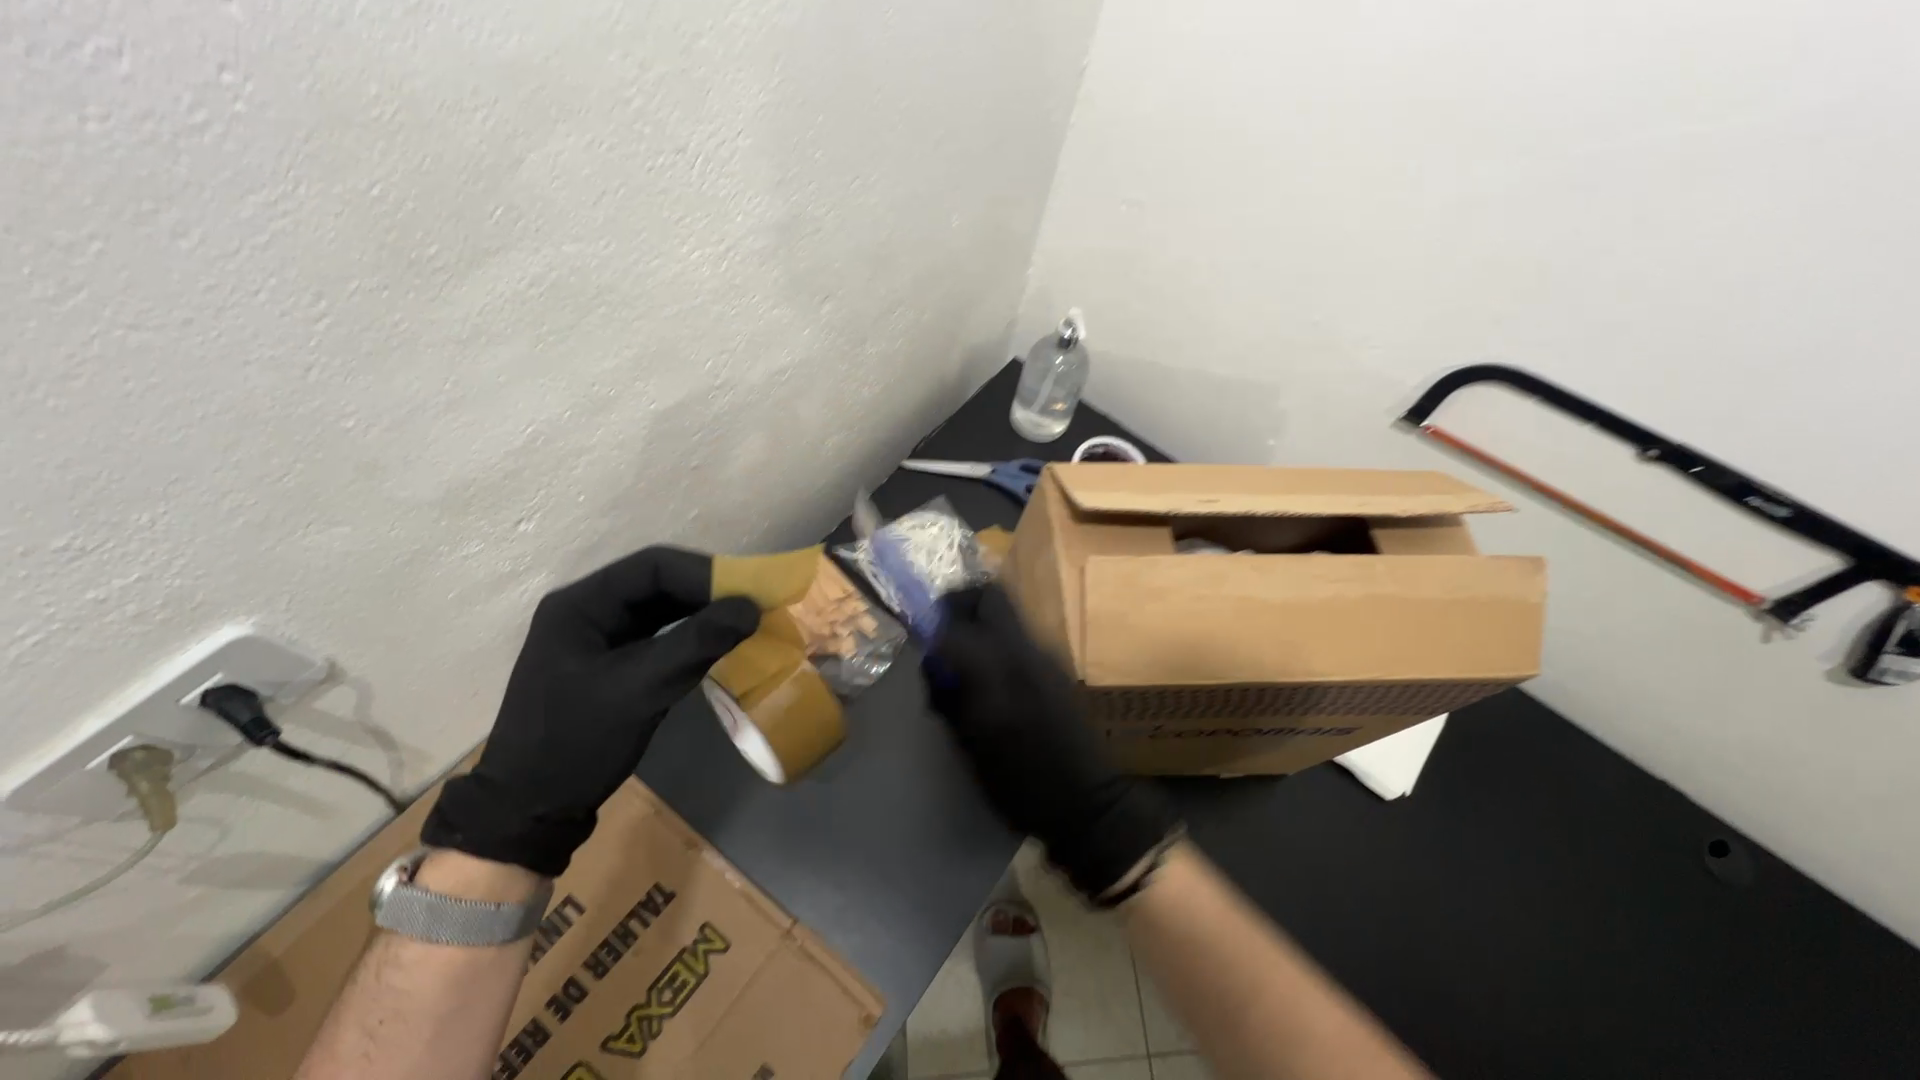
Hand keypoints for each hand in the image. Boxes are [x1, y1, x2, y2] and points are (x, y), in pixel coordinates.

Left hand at [423, 546, 758, 876]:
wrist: (529, 810)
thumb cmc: (575, 742)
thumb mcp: (640, 690)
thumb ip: (696, 644)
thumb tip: (752, 608)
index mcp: (581, 604)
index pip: (653, 567)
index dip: (706, 574)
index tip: (750, 592)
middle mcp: (588, 612)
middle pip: (658, 586)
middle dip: (707, 594)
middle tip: (755, 608)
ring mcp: (598, 641)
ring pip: (660, 613)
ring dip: (701, 616)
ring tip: (744, 624)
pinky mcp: (610, 668)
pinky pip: (657, 640)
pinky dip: (689, 640)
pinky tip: (717, 648)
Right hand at [927, 585, 1179, 902]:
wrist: (1089, 803)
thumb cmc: (1022, 788)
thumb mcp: (971, 748)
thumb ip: (949, 697)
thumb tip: (932, 662)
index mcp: (997, 673)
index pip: (956, 619)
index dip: (931, 622)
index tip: (919, 638)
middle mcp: (1024, 651)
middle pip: (989, 595)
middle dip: (959, 604)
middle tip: (940, 633)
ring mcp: (1047, 656)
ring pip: (1007, 613)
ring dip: (980, 624)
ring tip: (963, 663)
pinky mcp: (1058, 667)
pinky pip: (1020, 638)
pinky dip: (998, 645)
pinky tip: (991, 681)